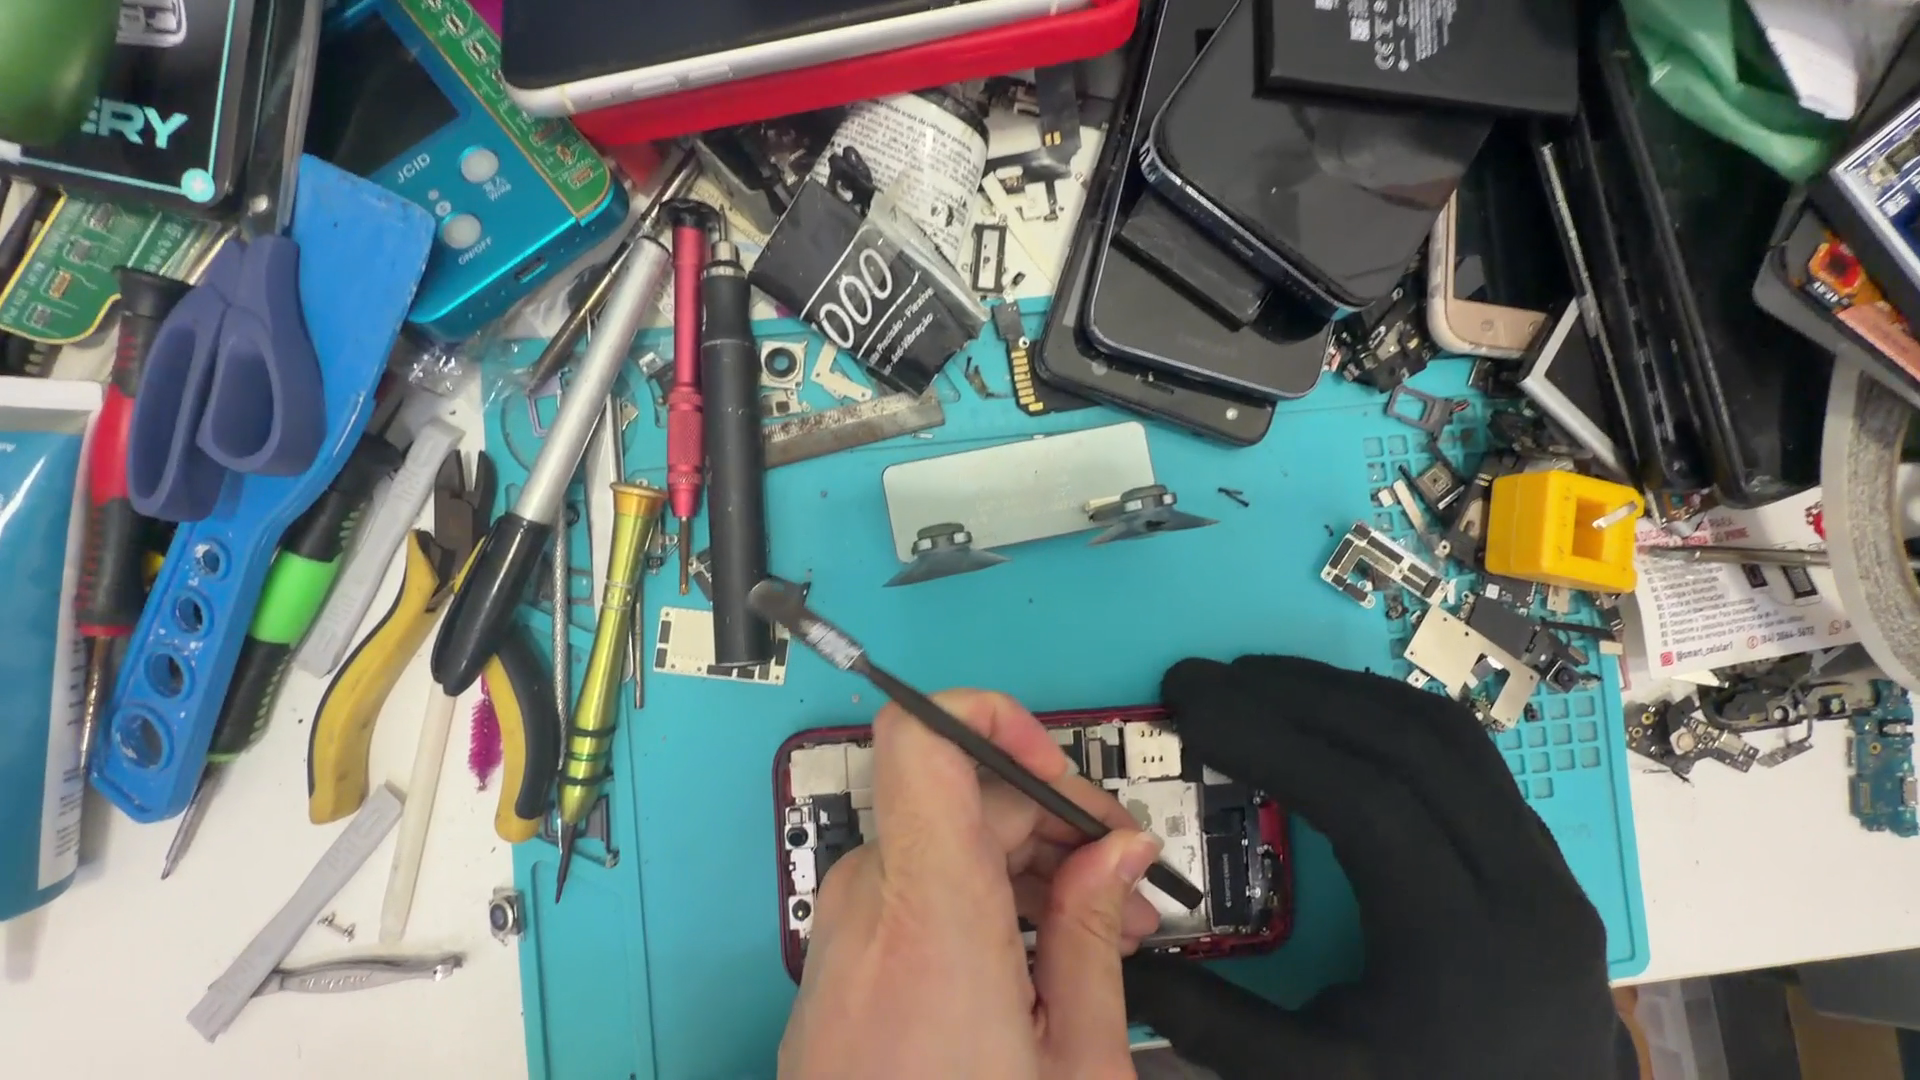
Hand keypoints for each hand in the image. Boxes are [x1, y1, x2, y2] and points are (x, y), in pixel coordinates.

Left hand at [779, 690, 1164, 1079]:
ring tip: (1094, 921)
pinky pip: (909, 891)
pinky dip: (973, 893)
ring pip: (935, 840)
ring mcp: (838, 938)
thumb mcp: (1078, 1064)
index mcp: (926, 913)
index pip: (920, 736)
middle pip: (951, 792)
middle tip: (1120, 867)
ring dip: (1016, 856)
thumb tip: (1120, 845)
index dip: (988, 717)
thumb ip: (1092, 930)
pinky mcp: (833, 971)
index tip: (1058, 767)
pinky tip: (1032, 948)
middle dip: (1042, 809)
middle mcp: (865, 904)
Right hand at [1128, 657, 1626, 1079]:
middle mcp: (1522, 890)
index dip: (1271, 744)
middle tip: (1207, 678)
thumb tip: (1122, 950)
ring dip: (1340, 690)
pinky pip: (1462, 752)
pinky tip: (1327, 711)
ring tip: (1257, 678)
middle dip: (1294, 696)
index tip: (1193, 710)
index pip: (1365, 805)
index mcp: (1463, 951)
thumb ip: (1213, 1021)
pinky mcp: (1537, 849)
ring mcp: (1543, 862)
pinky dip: (1383, 712)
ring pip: (1442, 733)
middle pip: (1406, 748)